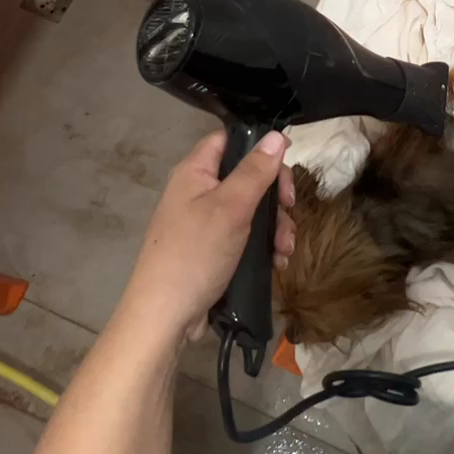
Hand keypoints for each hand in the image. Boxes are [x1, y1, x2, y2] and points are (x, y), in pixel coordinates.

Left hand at [119, 130, 296, 343]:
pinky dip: (264, 244)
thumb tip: (277, 135)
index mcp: (195, 172)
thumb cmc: (195, 254)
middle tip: (289, 207)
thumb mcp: (231, 207)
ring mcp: (205, 222)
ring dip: (275, 224)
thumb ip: (256, 170)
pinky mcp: (213, 249)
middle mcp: (198, 192)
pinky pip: (245, 235)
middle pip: (247, 175)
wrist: (164, 318)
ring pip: (251, 207)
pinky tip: (277, 260)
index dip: (258, 142)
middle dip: (274, 193)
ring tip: (285, 248)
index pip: (229, 139)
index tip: (287, 157)